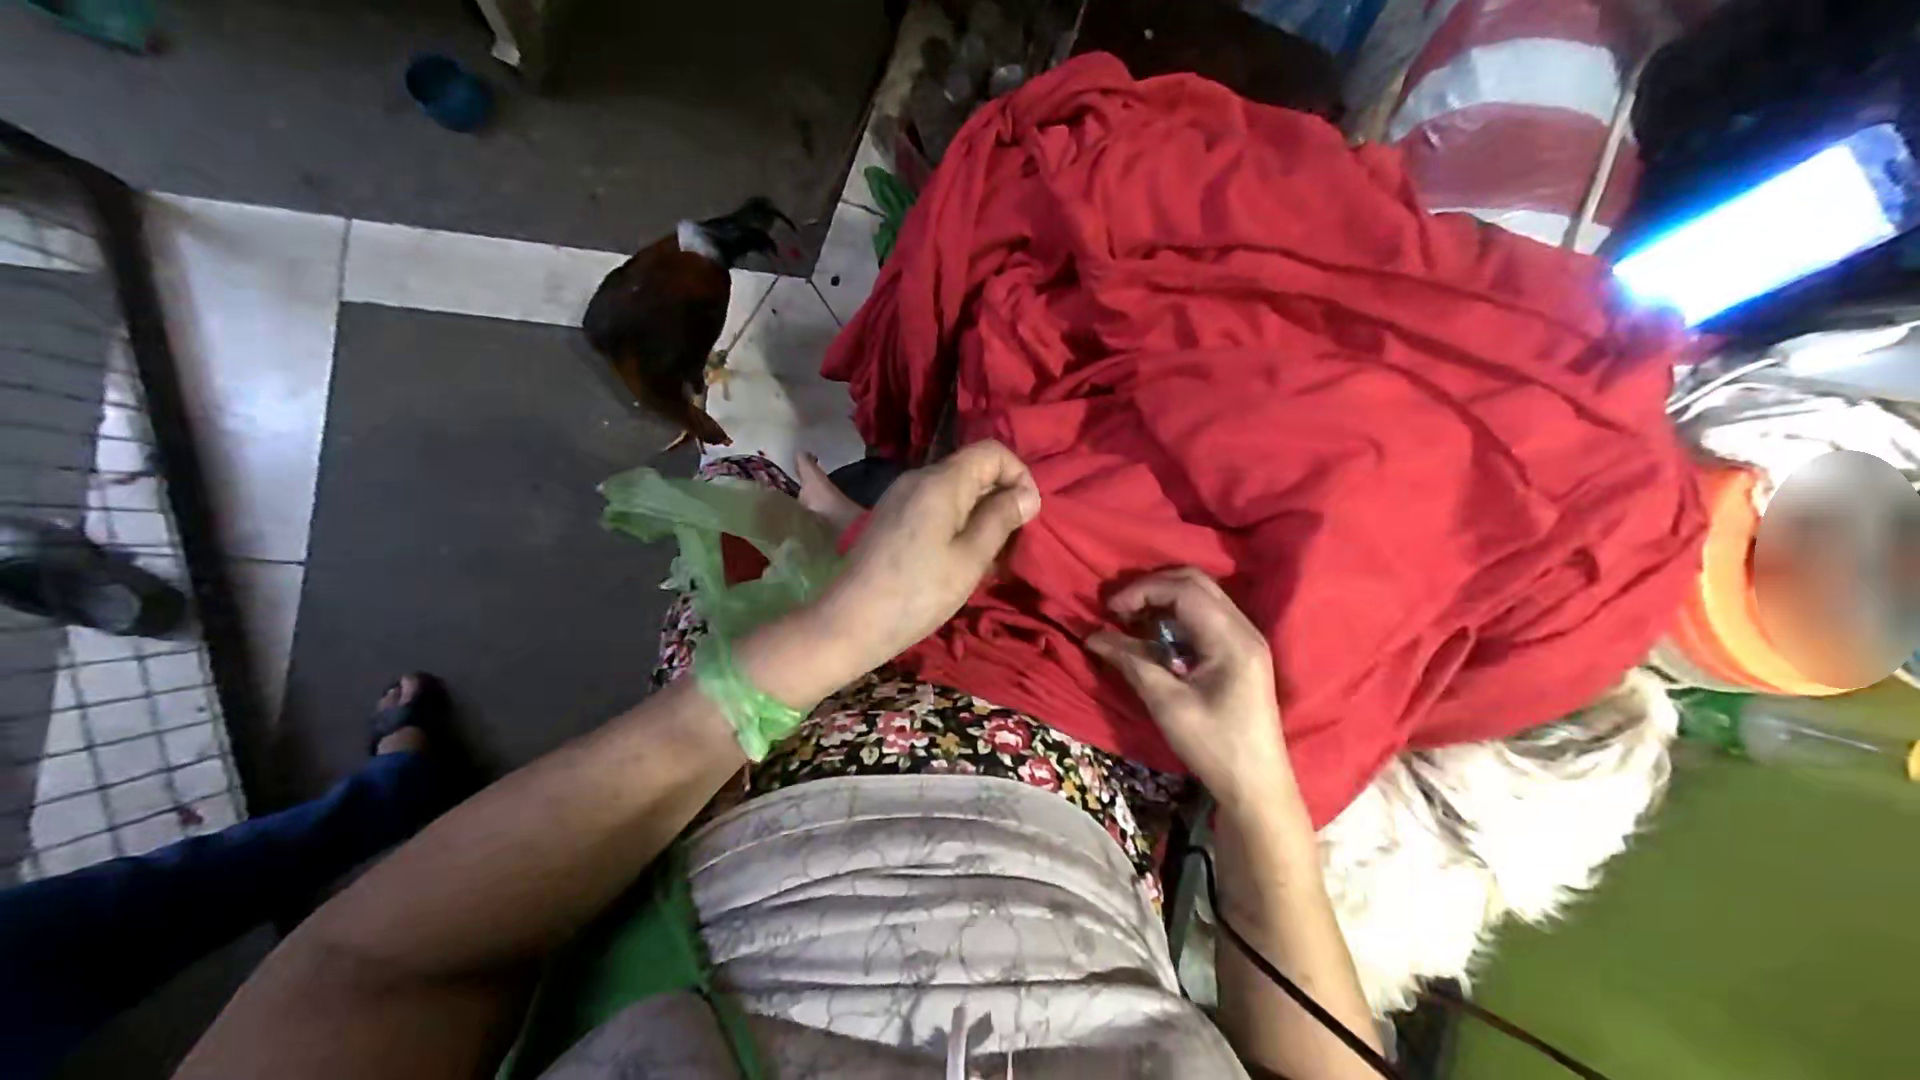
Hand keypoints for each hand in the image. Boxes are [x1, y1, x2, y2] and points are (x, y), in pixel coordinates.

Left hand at [806, 440, 1040, 677]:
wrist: (849, 622)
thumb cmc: (917, 593)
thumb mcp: (970, 559)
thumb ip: (1000, 519)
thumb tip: (1027, 494)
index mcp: (940, 482)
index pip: (991, 451)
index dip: (1018, 475)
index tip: (1027, 515)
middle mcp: (917, 478)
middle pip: (972, 470)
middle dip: (1000, 499)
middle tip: (1009, 545)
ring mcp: (900, 497)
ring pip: (954, 492)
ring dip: (979, 516)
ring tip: (986, 560)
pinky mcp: (890, 518)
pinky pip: (934, 508)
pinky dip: (956, 525)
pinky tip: (957, 561)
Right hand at [1087, 567, 1293, 815]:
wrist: (1257, 787)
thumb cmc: (1214, 746)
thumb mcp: (1167, 704)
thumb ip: (1131, 661)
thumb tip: (1093, 635)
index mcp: (1232, 639)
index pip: (1184, 589)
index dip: (1142, 590)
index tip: (1110, 610)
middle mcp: (1244, 629)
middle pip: (1195, 582)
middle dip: (1151, 588)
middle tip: (1118, 611)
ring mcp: (1246, 639)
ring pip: (1201, 595)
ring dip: (1163, 599)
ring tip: (1131, 621)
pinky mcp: (1241, 652)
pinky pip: (1205, 615)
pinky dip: (1175, 614)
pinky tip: (1155, 636)